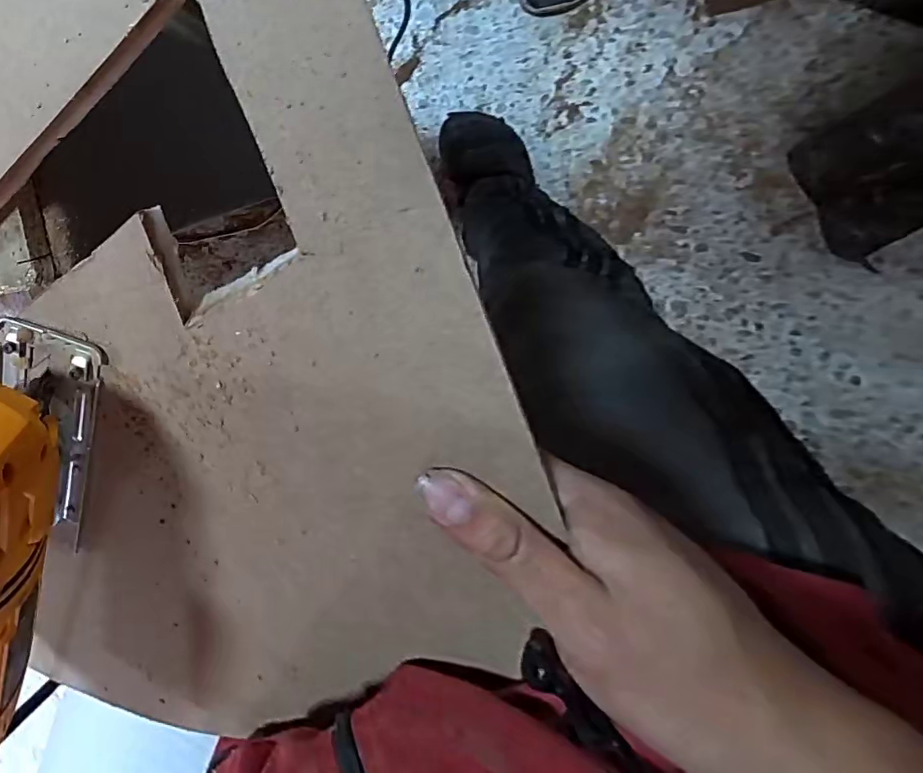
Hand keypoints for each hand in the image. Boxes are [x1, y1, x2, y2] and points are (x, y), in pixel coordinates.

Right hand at [420, 459, 922, 772]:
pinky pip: (557, 531)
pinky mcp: (634, 566)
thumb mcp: (577, 613)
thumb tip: (433, 480)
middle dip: (462, 482)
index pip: (507, 448)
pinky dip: (519, 536)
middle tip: (398, 488)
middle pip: (519, 476)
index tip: (398, 450)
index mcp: (594, 503)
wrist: (792, 753)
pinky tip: (491, 553)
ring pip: (537, 505)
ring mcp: (628, 536)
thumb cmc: (677, 677)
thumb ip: (506, 545)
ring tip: (427, 515)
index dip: (454, 448)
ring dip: (489, 511)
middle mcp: (611, 506)